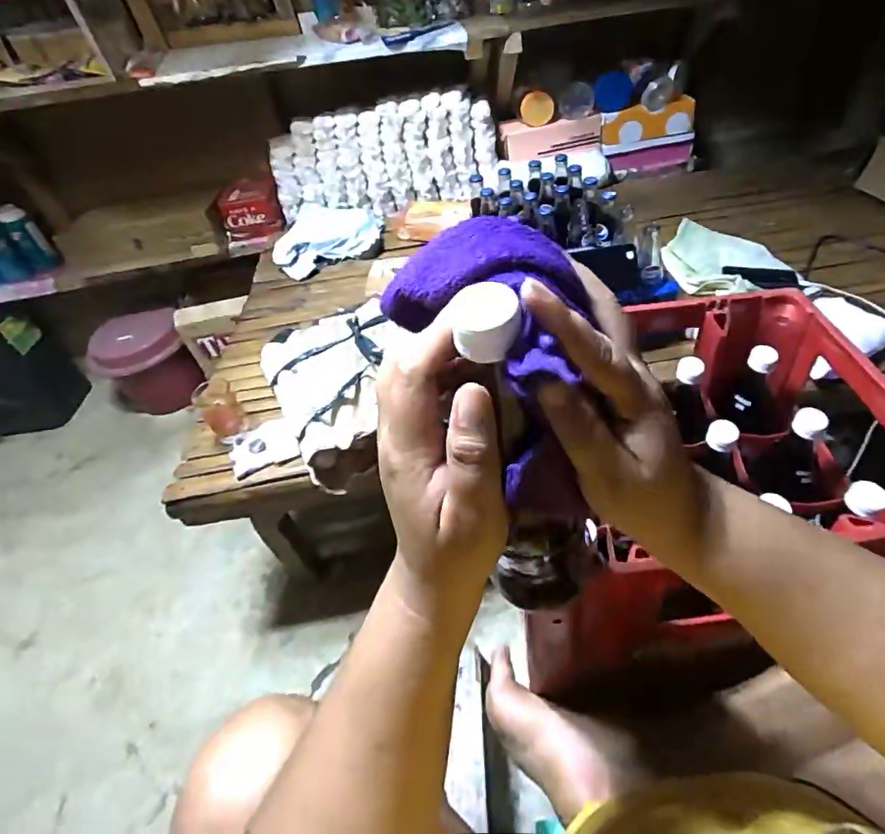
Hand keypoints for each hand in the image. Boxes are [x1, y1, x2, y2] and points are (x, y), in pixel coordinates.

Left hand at [375, 321, 508, 620]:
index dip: (441, 336)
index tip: (483, 310)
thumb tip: (474, 390)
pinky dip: (450, 359)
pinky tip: (482, 356)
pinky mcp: (414, 427)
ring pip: (412, 364)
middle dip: (443, 327)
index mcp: (404, 445)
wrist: (432, 576)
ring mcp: (400, 425)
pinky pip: (425, 379)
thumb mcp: (473, 513)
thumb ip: (471, 454)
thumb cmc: (456, 550)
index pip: (410, 373)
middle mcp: (393, 426)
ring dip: (446, 339)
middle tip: (490, 307)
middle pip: (403, 358)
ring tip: (490, 323)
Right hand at [521, 272, 707, 561]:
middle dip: (576, 280)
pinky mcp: (620, 382)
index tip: (527, 288)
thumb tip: (543, 381)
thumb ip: (578, 428)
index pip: (594, 349)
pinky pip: (596, 338)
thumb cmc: (645, 500)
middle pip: (609, 314)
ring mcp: (629, 374)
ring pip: (605, 320)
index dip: (560, 317)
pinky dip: (575, 315)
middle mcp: (634, 372)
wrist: (682, 512)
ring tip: (540, 269)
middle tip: (537, 255)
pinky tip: (549, 313)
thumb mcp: (609, 475)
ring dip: (577, 290)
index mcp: (633, 394)